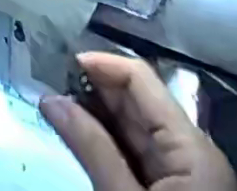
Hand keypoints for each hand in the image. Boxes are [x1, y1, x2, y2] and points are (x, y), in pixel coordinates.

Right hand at [40, 52, 236, 190]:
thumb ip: (90, 147)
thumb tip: (50, 98)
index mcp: (190, 146)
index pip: (140, 79)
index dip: (99, 64)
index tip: (57, 63)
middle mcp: (191, 150)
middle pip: (137, 100)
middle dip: (92, 87)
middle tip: (46, 81)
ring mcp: (185, 174)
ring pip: (134, 126)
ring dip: (95, 113)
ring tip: (55, 105)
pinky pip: (138, 153)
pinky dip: (107, 141)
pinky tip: (79, 137)